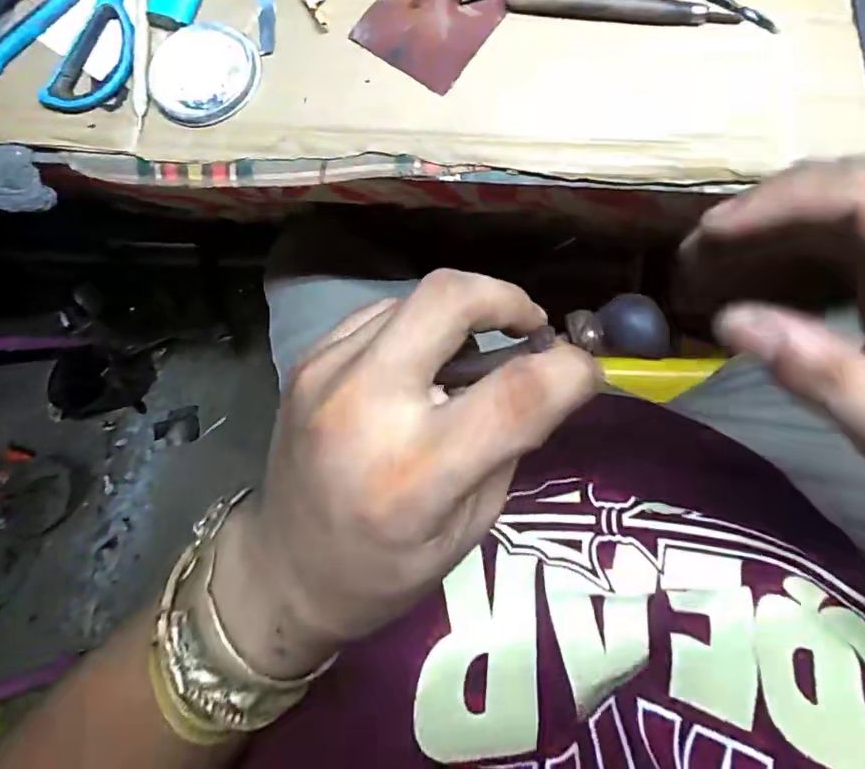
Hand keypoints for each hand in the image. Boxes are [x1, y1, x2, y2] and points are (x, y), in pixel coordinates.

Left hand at [210, 270, 599, 677]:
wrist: (282, 567)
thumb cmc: (385, 569)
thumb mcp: (469, 527)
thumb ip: (509, 443)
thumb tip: (546, 374)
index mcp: (416, 471)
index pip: (516, 393)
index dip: (570, 369)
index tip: (582, 368)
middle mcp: (366, 404)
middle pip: (447, 296)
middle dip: (504, 296)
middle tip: (527, 325)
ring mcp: (327, 370)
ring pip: (415, 297)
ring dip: (459, 314)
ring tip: (467, 356)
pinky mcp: (309, 357)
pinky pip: (380, 314)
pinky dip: (416, 326)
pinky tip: (418, 363)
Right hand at [683, 161, 864, 534]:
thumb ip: (815, 371)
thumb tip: (726, 320)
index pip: (858, 195)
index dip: (774, 204)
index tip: (710, 232)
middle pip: (842, 184)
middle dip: (760, 212)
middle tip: (697, 252)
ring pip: (837, 200)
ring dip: (769, 224)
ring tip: (710, 260)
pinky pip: (845, 229)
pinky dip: (791, 243)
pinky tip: (756, 274)